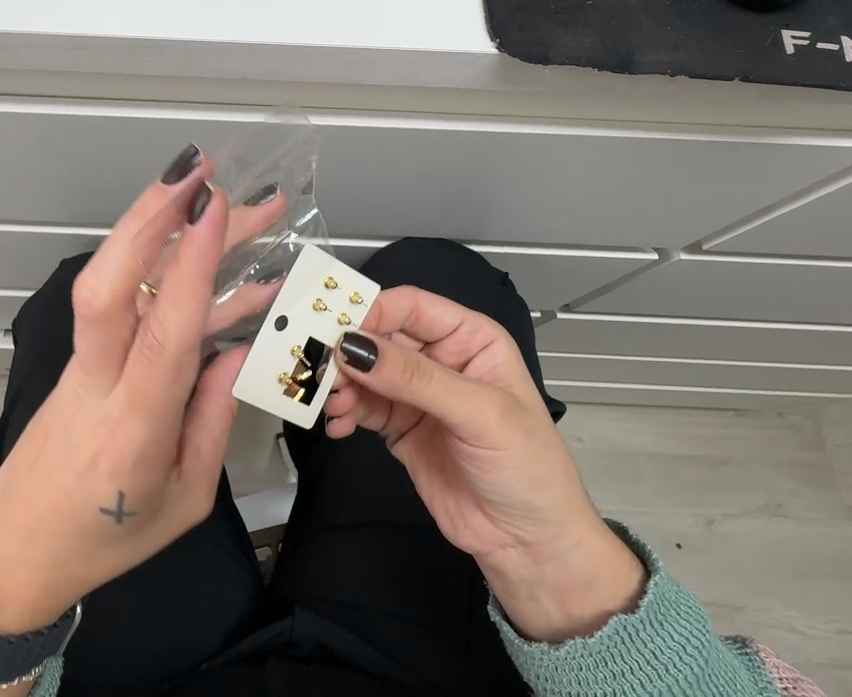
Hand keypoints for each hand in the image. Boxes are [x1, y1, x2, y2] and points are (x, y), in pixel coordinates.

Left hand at [0, 145, 251, 694]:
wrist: (14, 553)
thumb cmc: (103, 541)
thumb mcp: (183, 500)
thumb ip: (212, 420)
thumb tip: (237, 350)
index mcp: (133, 427)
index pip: (163, 331)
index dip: (188, 263)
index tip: (212, 205)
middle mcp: (101, 381)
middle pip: (109, 283)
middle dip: (150, 215)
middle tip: (199, 170)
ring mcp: (83, 364)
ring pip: (113, 281)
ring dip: (160, 229)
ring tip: (218, 194)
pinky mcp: (81, 358)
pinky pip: (127, 306)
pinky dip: (168, 275)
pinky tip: (219, 265)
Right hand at [323, 288, 646, 642]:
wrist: (530, 545)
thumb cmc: (528, 468)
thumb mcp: (480, 414)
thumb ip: (416, 378)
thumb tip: (354, 347)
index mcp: (470, 338)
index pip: (410, 306)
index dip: (372, 311)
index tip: (336, 330)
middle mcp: (440, 358)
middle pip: (379, 336)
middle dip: (348, 350)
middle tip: (322, 370)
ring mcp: (416, 394)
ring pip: (364, 372)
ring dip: (341, 384)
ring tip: (332, 405)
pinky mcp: (398, 427)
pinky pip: (360, 407)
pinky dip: (343, 412)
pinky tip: (338, 426)